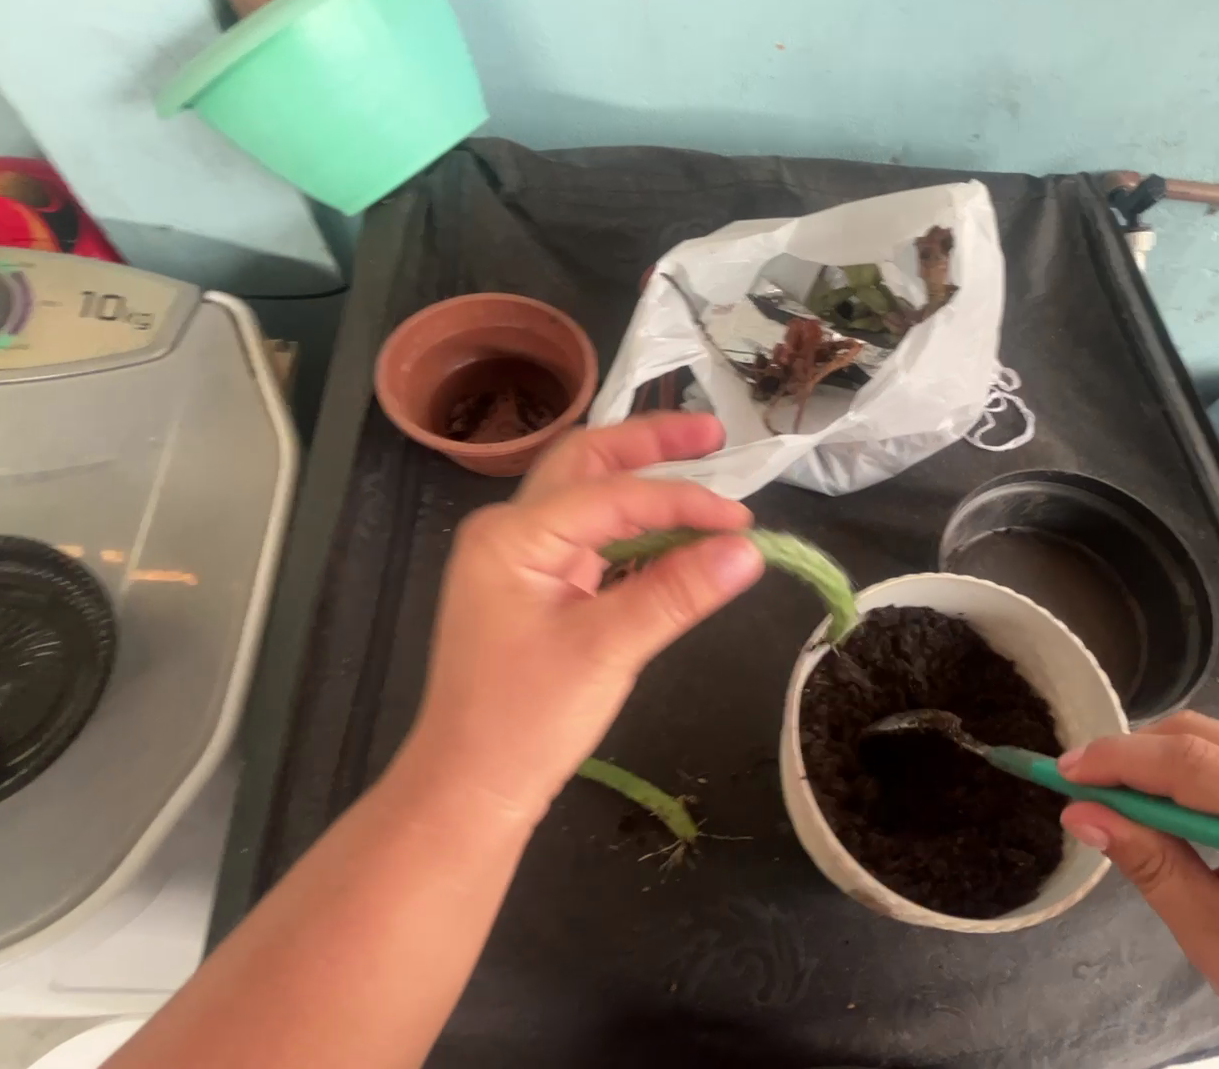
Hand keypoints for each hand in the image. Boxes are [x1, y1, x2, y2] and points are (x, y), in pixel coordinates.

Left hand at [405, 414, 763, 814]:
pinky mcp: (537, 585)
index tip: (742, 523)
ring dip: (643, 478)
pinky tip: (673, 530)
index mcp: (514, 536)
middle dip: (651, 442)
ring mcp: (521, 558)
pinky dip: (636, 526)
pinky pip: (592, 537)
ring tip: (701, 463)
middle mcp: (512, 532)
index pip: (614, 495)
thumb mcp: (606, 651)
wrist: (470, 786)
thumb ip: (677, 593)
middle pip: (588, 461)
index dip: (684, 501)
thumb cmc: (525, 720)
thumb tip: (748, 550)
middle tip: (713, 433)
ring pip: (588, 494)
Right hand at [1057, 712, 1218, 1068]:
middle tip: (1080, 784)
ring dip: (1156, 762)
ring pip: (1218, 742)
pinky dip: (1186, 774)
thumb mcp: (1213, 938)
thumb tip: (1079, 812)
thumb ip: (1148, 863)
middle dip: (1133, 755)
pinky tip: (1161, 804)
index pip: (1199, 766)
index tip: (1064, 771)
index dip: (1122, 760)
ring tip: (1113, 796)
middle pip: (1207, 739)